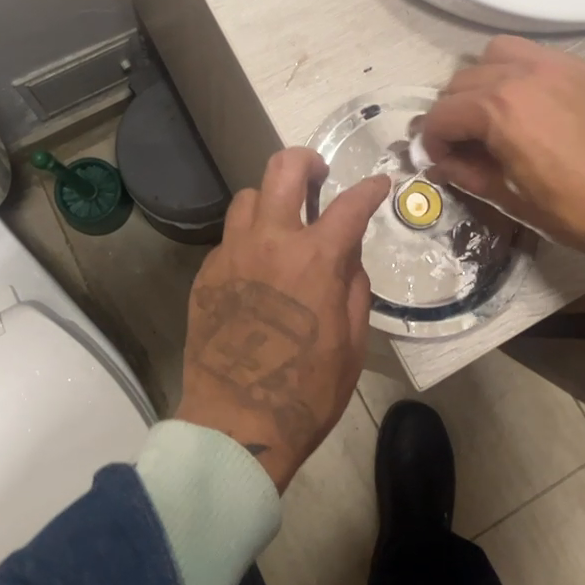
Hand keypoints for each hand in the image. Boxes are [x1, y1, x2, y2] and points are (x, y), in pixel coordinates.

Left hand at [176, 149, 388, 491]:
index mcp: (314, 259)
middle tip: (318, 177)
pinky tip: (257, 269)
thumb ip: (353, 287)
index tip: (378, 185)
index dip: (370, 189)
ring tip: (283, 225)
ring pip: (248, 197)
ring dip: (271, 201)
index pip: (350, 204)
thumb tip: (347, 256)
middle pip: (283, 169)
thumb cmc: (306, 391)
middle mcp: (270, 242)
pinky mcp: (206, 274)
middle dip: (306, 161)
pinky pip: (229, 237)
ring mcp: (232, 254)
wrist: (236, 423)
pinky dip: (249, 240)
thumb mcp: (351, 342)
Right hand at [418, 36, 584, 265]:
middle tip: (468, 144)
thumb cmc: (584, 214)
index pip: (441, 114)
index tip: (444, 163)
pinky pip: (534, 54)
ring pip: (495, 54)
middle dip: (454, 113)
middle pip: (461, 81)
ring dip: (483, 81)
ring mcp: (557, 66)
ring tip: (497, 112)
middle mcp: (522, 76)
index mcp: (500, 111)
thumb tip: (443, 164)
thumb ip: (470, 175)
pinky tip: (533, 103)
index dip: (433, 142)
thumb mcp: (516, 201)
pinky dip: (519, 71)